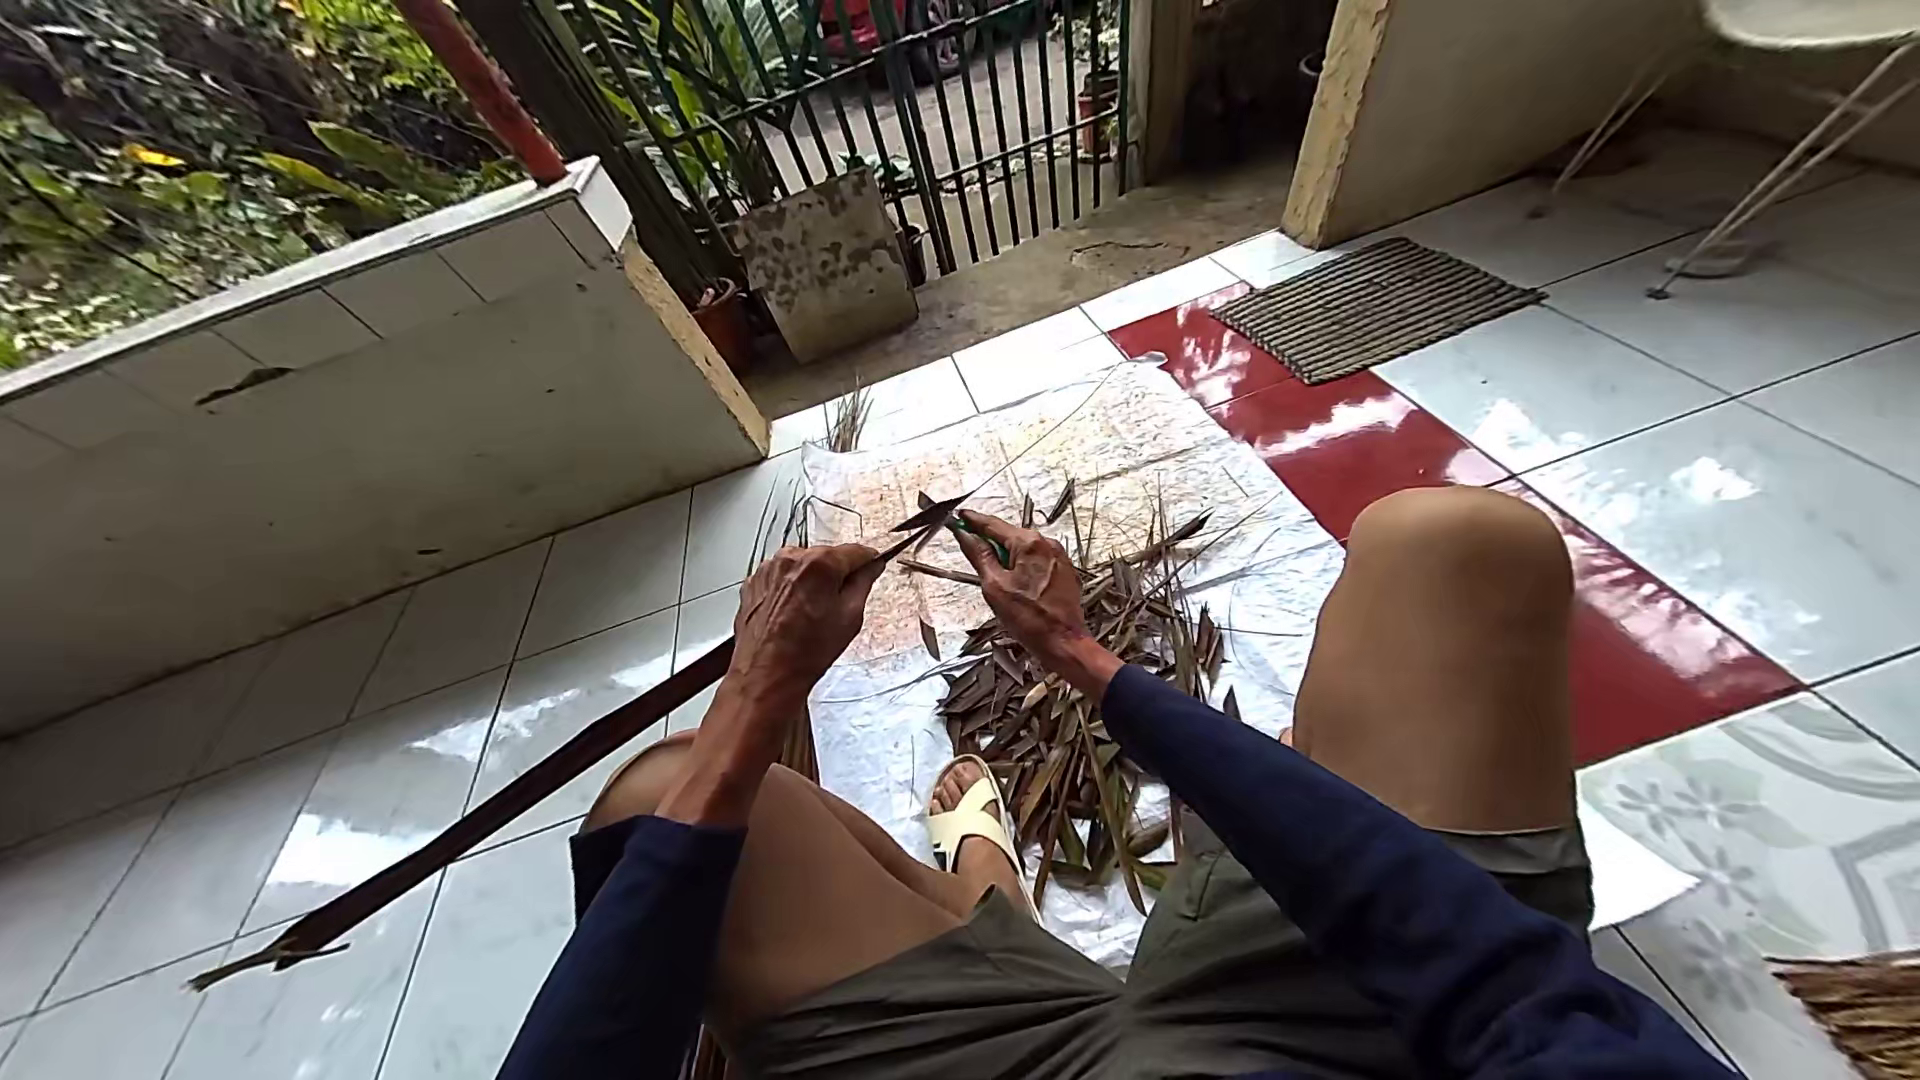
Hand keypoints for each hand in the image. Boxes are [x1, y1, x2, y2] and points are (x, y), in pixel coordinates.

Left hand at [723, 543, 882, 721]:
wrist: (767, 673)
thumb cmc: (805, 652)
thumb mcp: (851, 616)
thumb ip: (864, 582)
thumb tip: (871, 567)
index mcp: (820, 563)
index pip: (856, 550)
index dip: (868, 561)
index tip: (872, 568)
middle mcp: (791, 558)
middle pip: (827, 556)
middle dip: (837, 574)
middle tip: (839, 604)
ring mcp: (769, 569)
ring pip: (803, 566)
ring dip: (812, 581)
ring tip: (811, 613)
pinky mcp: (754, 582)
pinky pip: (782, 577)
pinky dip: (790, 589)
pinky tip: (793, 614)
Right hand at [951, 510, 1122, 697]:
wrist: (1063, 642)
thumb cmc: (1031, 620)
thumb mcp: (994, 586)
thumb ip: (979, 556)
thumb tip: (966, 537)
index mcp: (1029, 544)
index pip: (993, 525)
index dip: (973, 521)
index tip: (961, 517)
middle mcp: (1047, 544)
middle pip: (1010, 535)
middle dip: (990, 542)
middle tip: (971, 549)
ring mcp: (1058, 556)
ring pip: (1024, 548)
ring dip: (1007, 557)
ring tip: (996, 580)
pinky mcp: (1063, 570)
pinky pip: (1037, 560)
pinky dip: (1022, 565)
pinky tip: (1015, 585)